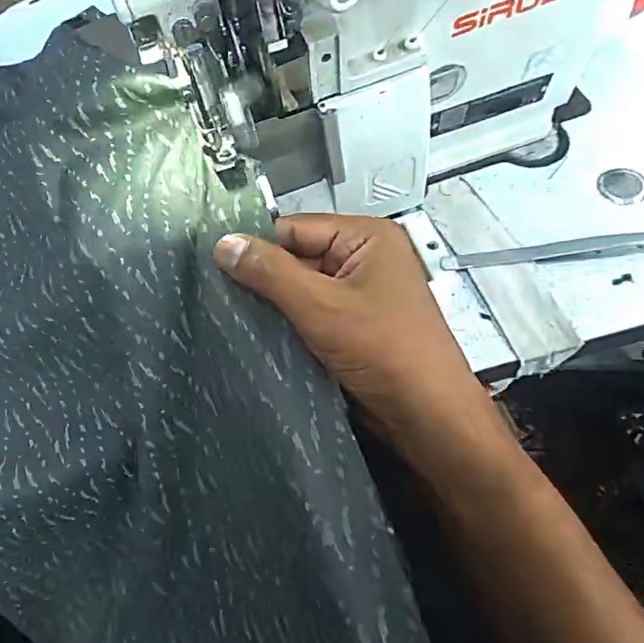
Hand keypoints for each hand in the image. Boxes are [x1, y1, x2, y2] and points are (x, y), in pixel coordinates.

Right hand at [214, 214, 512, 472]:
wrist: (427, 414)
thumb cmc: (388, 352)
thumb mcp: (322, 306)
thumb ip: (271, 272)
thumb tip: (226, 244)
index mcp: (368, 237)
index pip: (296, 228)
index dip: (258, 246)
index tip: (216, 265)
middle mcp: (366, 259)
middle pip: (298, 258)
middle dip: (266, 280)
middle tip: (220, 297)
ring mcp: (361, 295)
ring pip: (303, 291)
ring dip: (277, 307)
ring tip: (239, 319)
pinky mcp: (356, 328)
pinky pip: (314, 316)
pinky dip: (292, 326)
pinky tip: (264, 337)